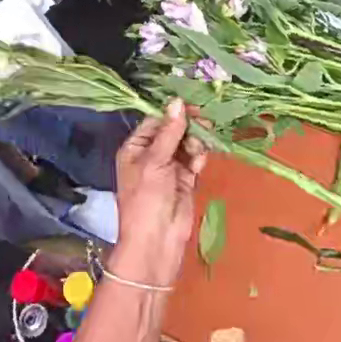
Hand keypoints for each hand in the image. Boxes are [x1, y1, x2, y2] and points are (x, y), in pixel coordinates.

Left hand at [111, 99, 208, 286]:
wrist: (157, 239)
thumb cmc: (147, 198)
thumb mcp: (154, 161)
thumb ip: (169, 132)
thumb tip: (177, 102)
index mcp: (135, 148)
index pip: (155, 122)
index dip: (173, 113)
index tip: (192, 105)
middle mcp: (151, 155)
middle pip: (173, 131)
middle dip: (188, 127)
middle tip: (205, 120)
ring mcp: (169, 168)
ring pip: (186, 145)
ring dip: (195, 142)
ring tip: (199, 148)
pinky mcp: (185, 180)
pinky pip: (194, 160)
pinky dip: (199, 158)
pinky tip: (200, 162)